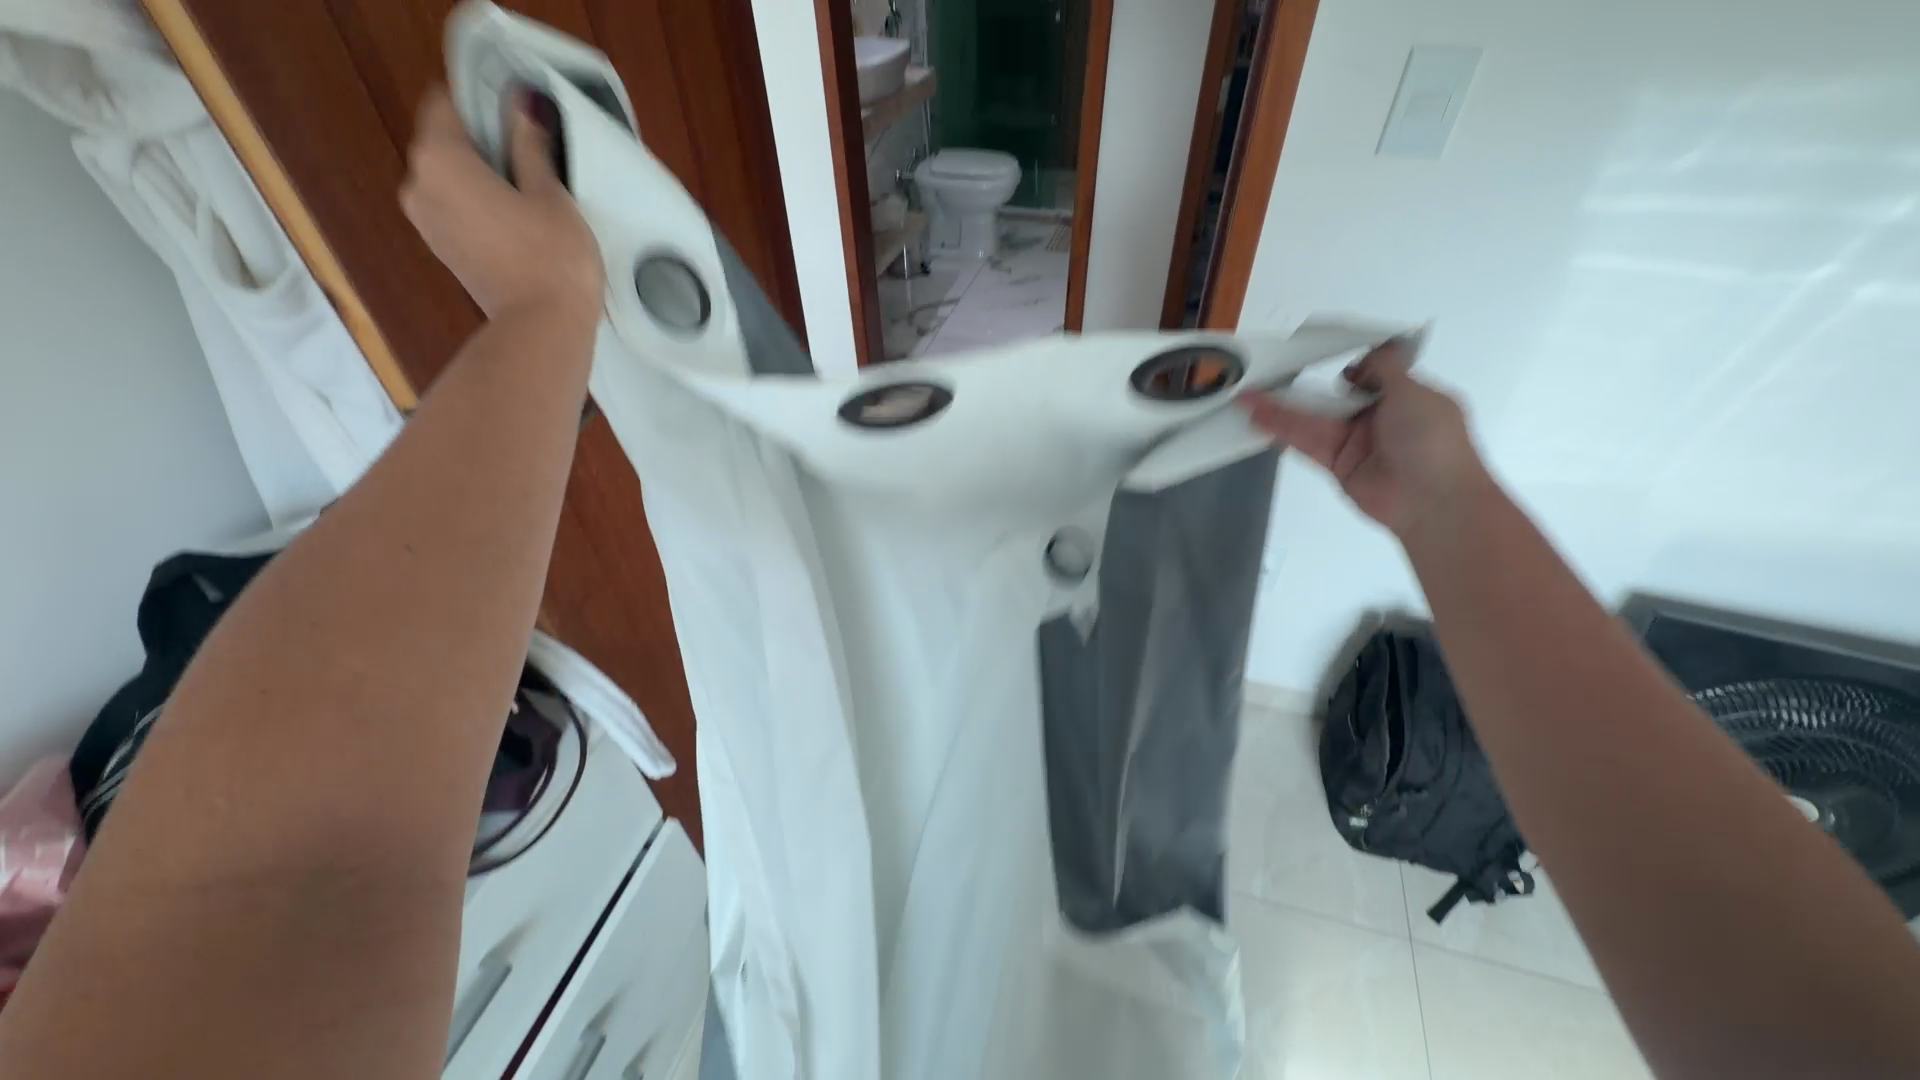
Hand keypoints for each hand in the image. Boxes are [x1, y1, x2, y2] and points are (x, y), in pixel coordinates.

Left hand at [401, 88, 604, 321]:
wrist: (542, 330)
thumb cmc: (551, 257)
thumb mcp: (552, 195)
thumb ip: (530, 148)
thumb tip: (522, 109)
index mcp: (440, 158)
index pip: (447, 104)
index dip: (483, 102)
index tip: (520, 115)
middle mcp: (418, 184)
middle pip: (446, 143)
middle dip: (484, 142)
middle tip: (534, 155)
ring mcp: (426, 221)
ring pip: (452, 179)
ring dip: (484, 177)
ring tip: (532, 193)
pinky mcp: (443, 250)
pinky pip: (457, 209)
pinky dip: (481, 205)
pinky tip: (520, 221)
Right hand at [1239, 340, 1490, 539]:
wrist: (1432, 500)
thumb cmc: (1431, 439)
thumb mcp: (1416, 391)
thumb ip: (1385, 368)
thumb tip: (1360, 362)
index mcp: (1405, 395)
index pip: (1370, 373)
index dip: (1346, 365)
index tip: (1319, 354)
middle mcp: (1379, 417)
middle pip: (1334, 396)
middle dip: (1303, 384)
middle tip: (1267, 374)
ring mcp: (1356, 443)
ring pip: (1314, 419)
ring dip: (1281, 407)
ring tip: (1247, 396)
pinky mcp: (1336, 465)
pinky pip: (1306, 442)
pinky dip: (1281, 430)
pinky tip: (1257, 417)